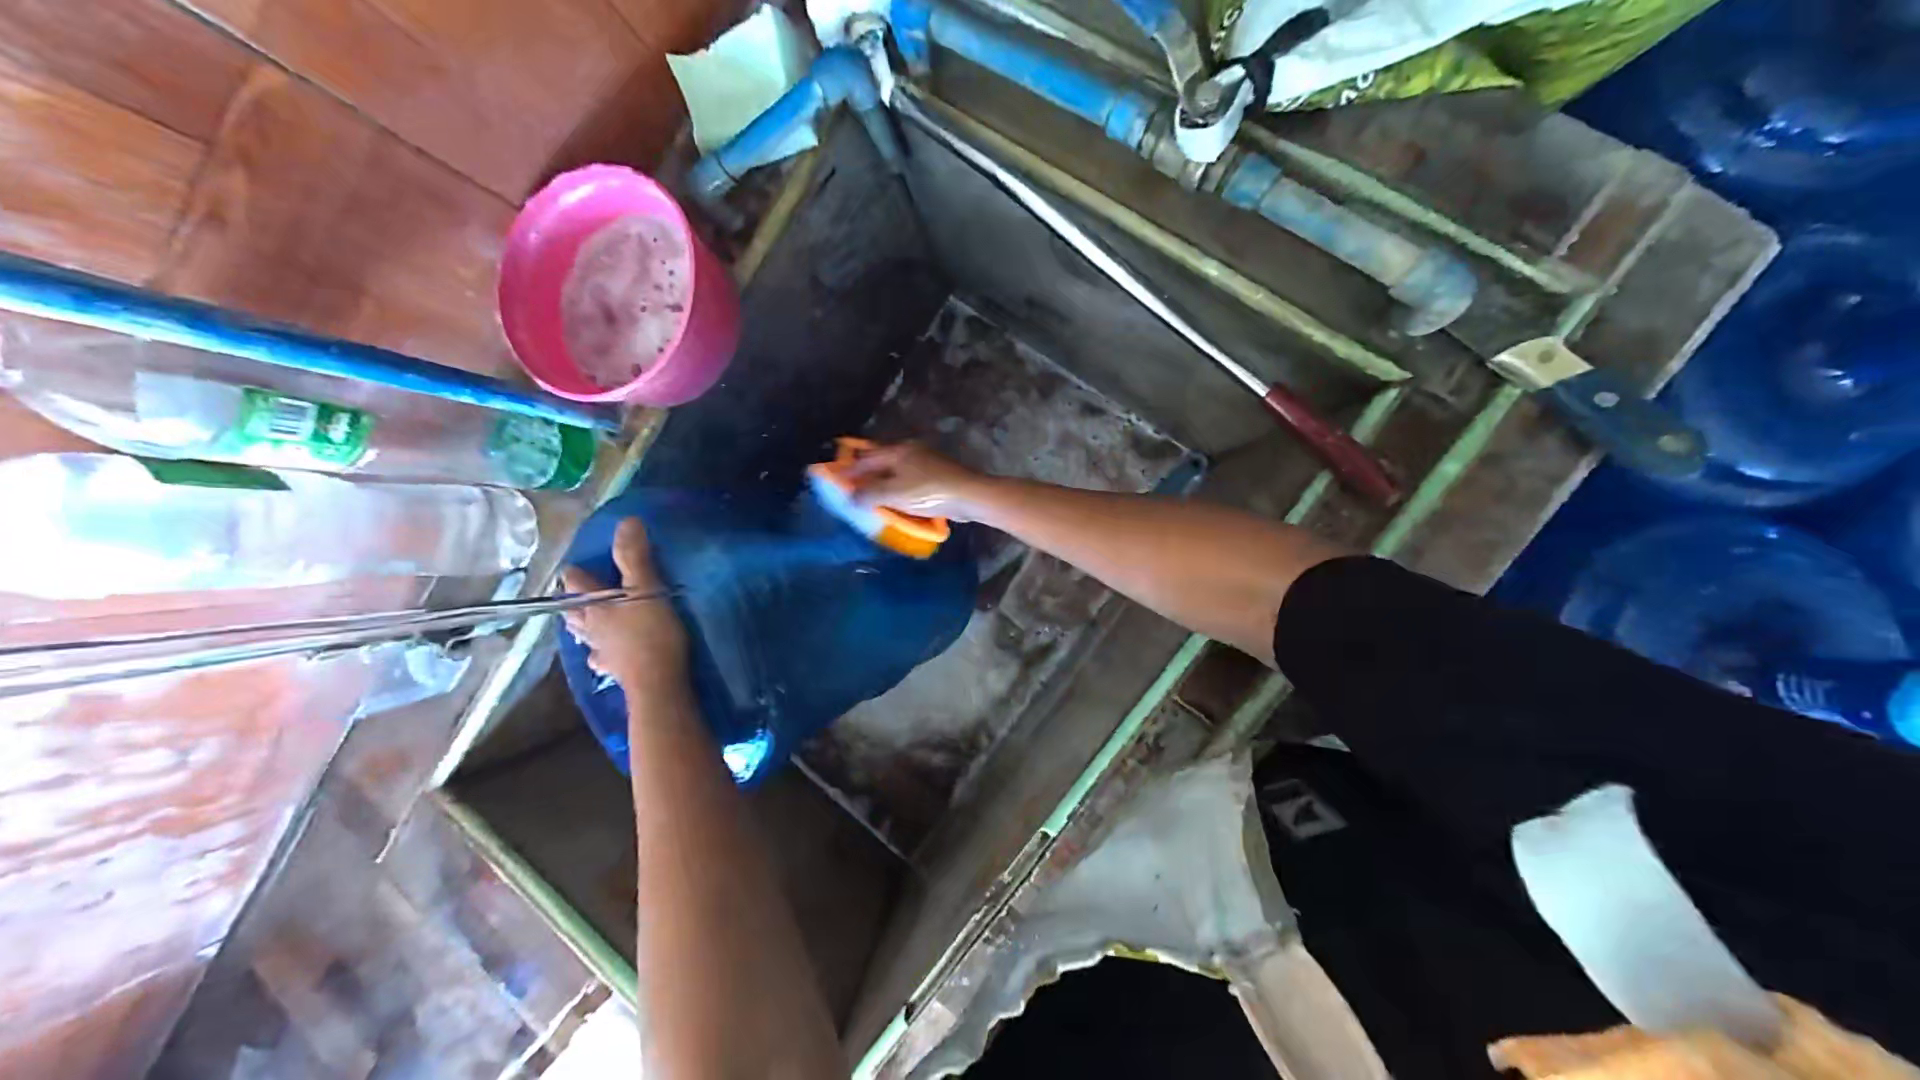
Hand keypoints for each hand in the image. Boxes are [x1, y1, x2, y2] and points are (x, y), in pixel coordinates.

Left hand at [560, 518, 687, 693]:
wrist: (658, 684)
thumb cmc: (651, 633)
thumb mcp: (647, 589)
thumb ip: (635, 557)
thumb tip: (626, 521)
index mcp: (594, 605)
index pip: (574, 581)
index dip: (576, 571)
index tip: (583, 563)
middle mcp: (589, 628)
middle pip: (572, 609)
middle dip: (575, 599)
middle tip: (585, 591)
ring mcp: (599, 651)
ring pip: (583, 635)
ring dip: (585, 626)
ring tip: (592, 621)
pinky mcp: (614, 670)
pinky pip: (600, 658)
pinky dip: (602, 653)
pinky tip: (607, 654)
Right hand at [842, 442, 996, 521]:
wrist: (970, 496)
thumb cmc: (929, 492)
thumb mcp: (893, 493)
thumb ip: (869, 494)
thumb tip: (850, 497)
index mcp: (898, 450)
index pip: (867, 457)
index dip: (850, 469)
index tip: (836, 479)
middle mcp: (911, 451)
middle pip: (881, 461)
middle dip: (866, 474)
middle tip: (852, 488)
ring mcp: (926, 463)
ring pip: (896, 471)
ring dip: (882, 482)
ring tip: (870, 497)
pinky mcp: (937, 476)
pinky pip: (909, 480)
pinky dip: (898, 488)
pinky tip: (895, 500)